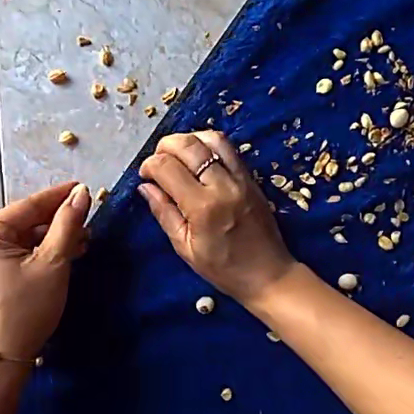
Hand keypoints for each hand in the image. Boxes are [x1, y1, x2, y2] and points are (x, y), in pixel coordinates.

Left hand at [0, 182, 91, 359]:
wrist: (2, 360)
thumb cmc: (25, 309)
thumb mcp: (52, 263)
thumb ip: (68, 225)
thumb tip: (82, 194)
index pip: (27, 206)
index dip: (58, 196)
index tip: (84, 187)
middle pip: (25, 222)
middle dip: (59, 220)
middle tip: (89, 216)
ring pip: (24, 239)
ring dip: (54, 238)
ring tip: (85, 238)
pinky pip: (19, 254)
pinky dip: (43, 253)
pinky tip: (68, 253)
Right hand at [137, 131, 297, 302]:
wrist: (269, 274)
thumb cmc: (224, 269)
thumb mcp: (185, 248)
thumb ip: (164, 213)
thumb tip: (145, 187)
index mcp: (203, 207)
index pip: (167, 167)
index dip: (149, 165)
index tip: (145, 176)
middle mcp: (222, 185)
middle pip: (188, 145)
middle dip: (165, 146)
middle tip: (157, 162)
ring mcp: (240, 178)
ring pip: (211, 138)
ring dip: (189, 140)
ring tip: (177, 155)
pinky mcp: (251, 178)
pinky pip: (229, 149)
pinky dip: (209, 145)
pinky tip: (199, 158)